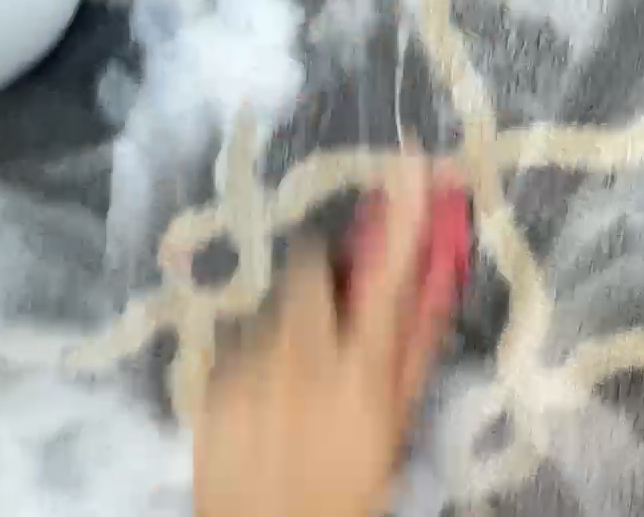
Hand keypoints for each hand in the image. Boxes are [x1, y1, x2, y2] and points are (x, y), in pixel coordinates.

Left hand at [193, 159, 467, 516]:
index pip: (387, 269)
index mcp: (359, 369)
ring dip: (293, 317)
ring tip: (297, 371)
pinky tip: (266, 395)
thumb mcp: (398, 417)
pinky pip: (241, 338)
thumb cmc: (352, 484)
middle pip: (311, 265)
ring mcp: (244, 373)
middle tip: (336, 303)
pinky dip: (261, 350)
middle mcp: (299, 360)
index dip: (401, 209)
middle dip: (328, 269)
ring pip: (274, 304)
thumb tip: (438, 271)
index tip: (410, 160)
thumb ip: (418, 338)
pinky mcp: (205, 388)